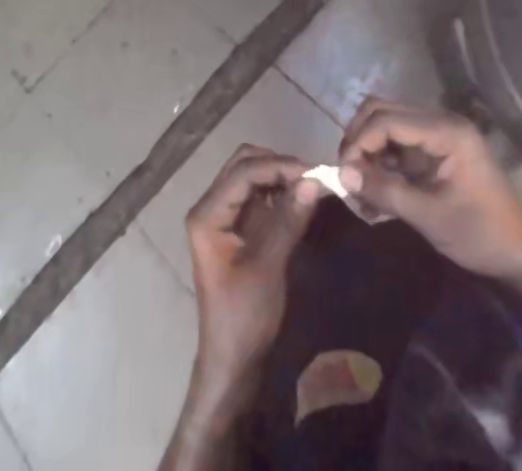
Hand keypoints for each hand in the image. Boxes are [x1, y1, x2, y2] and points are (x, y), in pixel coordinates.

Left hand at [184, 145, 323, 387]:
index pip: (243, 172)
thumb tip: (314, 181)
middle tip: (313, 178)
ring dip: (280, 175)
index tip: (315, 173)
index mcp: (206, 215)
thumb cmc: (243, 316)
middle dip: (278, 165)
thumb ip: (288, 221)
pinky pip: (259, 195)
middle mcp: (210, 207)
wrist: (232, 358)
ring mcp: (224, 216)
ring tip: (312, 186)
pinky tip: (300, 199)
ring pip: (251, 176)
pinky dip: (279, 191)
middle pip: (243, 165)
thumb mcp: (267, 267)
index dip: (279, 166)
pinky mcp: (239, 227)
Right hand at [339, 100, 521, 281]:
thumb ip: (384, 191)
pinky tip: (375, 201)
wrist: (520, 255)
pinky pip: (394, 148)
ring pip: (384, 129)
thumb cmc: (481, 234)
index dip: (359, 143)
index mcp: (447, 131)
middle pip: (382, 113)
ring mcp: (437, 136)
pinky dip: (379, 168)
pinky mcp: (432, 152)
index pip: (386, 120)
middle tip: (348, 177)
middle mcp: (441, 123)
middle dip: (359, 142)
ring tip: (360, 194)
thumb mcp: (429, 216)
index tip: (344, 176)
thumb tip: (341, 174)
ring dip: (367, 156)